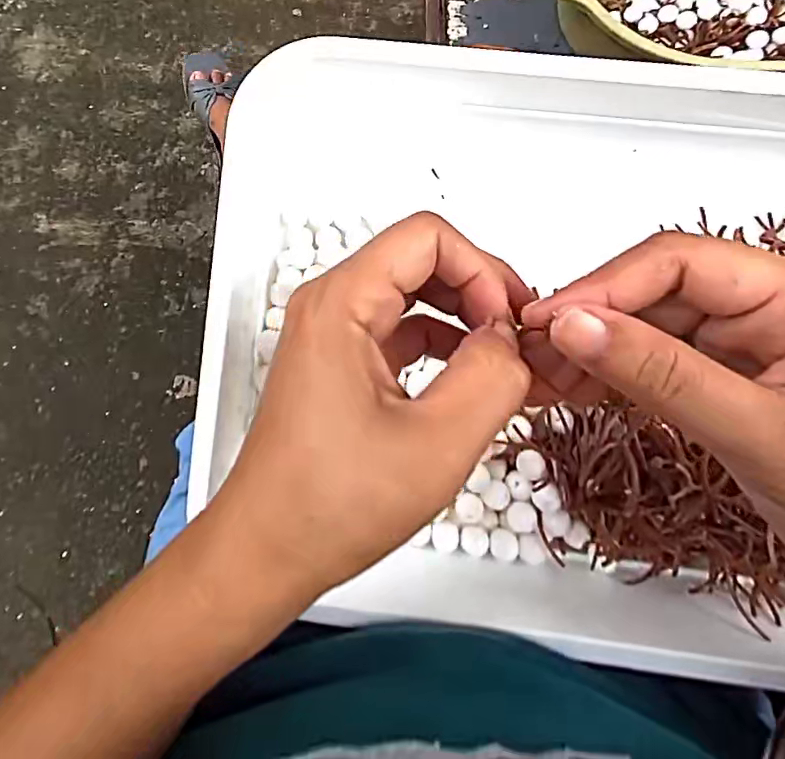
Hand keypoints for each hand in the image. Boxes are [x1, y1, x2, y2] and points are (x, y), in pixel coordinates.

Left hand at [205, 212, 535, 599]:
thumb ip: (492, 378)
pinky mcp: (339, 358)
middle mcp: (329, 305)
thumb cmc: (325, 504)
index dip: (481, 269)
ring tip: (502, 357)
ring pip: (413, 292)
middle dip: (478, 289)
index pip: (426, 237)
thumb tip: (511, 340)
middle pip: (421, 258)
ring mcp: (331, 330)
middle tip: (516, 334)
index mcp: (340, 303)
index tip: (507, 320)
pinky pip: (399, 326)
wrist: (268, 547)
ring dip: (463, 316)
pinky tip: (469, 374)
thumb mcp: (436, 444)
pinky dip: (441, 340)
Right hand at [518, 232, 784, 616]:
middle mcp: (774, 312)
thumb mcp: (773, 438)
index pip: (682, 262)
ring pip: (647, 328)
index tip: (550, 318)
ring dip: (593, 350)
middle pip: (655, 292)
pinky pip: (655, 365)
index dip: (606, 285)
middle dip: (591, 320)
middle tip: (536, 354)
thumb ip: (665, 376)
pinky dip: (612, 376)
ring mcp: (749, 350)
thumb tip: (574, 325)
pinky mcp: (729, 385)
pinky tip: (578, 390)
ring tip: (547, 378)